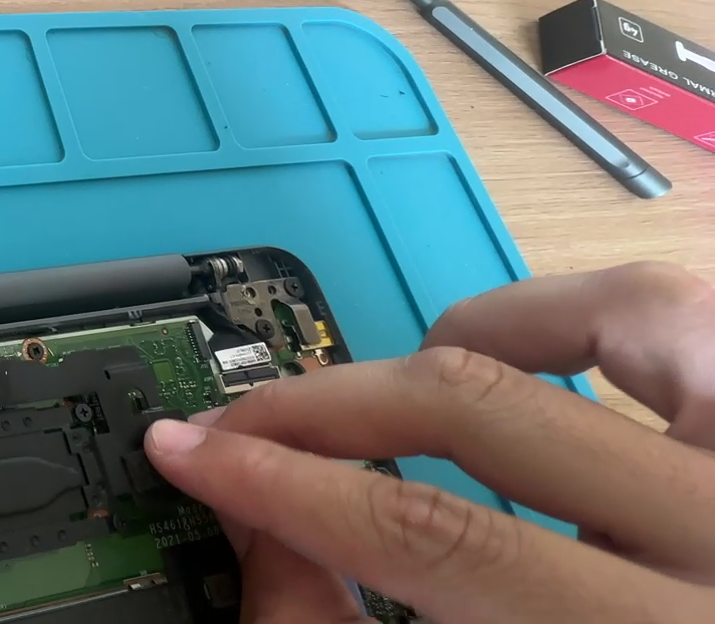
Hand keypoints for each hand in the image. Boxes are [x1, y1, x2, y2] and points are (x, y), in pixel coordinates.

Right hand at [145, 260, 714, 621]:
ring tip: (401, 393)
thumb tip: (262, 537)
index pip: (436, 535)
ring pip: (624, 316)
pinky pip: (680, 316)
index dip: (280, 484)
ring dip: (464, 337)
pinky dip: (568, 318)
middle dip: (317, 409)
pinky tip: (522, 369)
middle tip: (239, 427)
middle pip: (480, 410)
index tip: (187, 452)